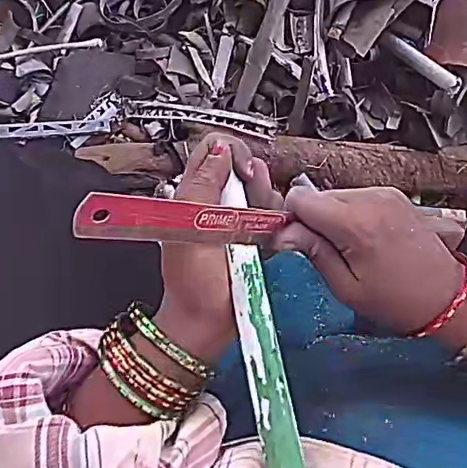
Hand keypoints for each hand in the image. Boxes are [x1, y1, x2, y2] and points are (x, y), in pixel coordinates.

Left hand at [156, 134, 279, 353]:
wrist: (208, 320)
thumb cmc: (191, 281)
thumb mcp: (189, 225)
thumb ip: (204, 182)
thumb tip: (221, 148)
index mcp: (192, 191)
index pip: (212, 147)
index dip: (230, 150)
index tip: (240, 170)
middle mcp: (217, 199)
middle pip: (243, 165)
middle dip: (253, 179)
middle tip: (248, 201)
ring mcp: (238, 217)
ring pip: (262, 189)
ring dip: (265, 201)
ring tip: (257, 224)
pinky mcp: (257, 234)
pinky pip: (274, 213)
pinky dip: (277, 218)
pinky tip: (270, 233)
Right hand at [270, 187, 466, 334]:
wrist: (448, 297)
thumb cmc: (399, 301)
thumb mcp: (347, 288)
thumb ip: (314, 253)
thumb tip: (283, 233)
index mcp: (355, 223)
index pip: (300, 198)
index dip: (292, 219)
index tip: (297, 241)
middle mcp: (370, 199)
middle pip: (317, 196)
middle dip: (314, 221)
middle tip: (327, 253)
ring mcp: (385, 194)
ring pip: (336, 196)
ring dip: (333, 218)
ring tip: (352, 250)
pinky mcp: (394, 195)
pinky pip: (356, 198)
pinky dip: (352, 215)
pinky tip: (365, 240)